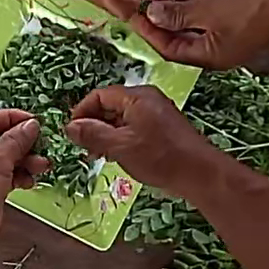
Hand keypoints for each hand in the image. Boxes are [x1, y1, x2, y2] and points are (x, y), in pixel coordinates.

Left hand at [0, 109, 50, 247]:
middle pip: (2, 138)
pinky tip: (29, 181)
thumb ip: (17, 139)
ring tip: (41, 167)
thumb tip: (31, 125)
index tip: (37, 123)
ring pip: (8, 157)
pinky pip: (7, 174)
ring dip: (26, 161)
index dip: (16, 119)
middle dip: (25, 144)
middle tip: (43, 147)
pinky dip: (19, 175)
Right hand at [66, 86, 220, 194]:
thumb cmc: (160, 157)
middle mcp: (147, 99)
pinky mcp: (162, 128)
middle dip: (93, 125)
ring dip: (106, 135)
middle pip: (110, 106)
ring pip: (121, 119)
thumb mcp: (119, 146)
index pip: (99, 96)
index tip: (72, 132)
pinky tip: (118, 156)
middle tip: (83, 147)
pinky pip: (134, 127)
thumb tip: (70, 127)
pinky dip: (121, 139)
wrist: (198, 173)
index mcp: (136, 97)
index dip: (81, 112)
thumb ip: (92, 135)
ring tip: (98, 155)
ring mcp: (156, 113)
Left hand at [132, 0, 268, 69]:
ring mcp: (228, 39)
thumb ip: (178, 15)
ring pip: (191, 29)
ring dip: (174, 12)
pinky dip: (191, 7)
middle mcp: (218, 54)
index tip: (134, 14)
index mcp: (211, 58)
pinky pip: (205, 20)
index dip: (150, 33)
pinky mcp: (236, 22)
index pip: (169, 50)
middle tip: (145, 1)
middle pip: (178, 42)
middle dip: (160, 22)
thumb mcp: (209, 8)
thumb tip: (152, 16)